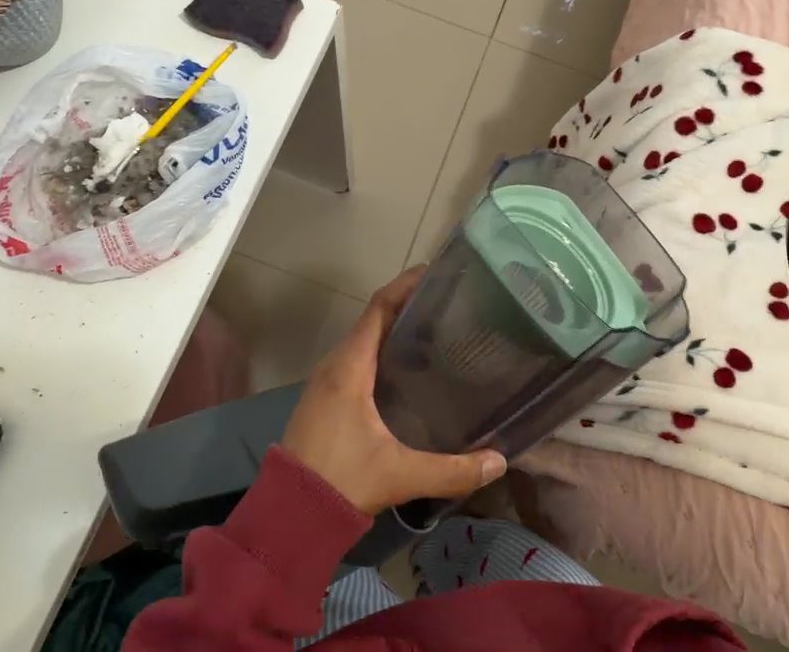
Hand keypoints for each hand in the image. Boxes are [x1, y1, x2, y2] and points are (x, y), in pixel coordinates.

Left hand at [282, 266, 506, 514]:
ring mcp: (324, 383)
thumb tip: (499, 461)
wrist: (289, 514)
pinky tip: (405, 376)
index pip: (378, 309)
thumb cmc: (343, 481)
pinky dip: (380, 355)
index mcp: (349, 368)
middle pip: (372, 321)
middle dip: (406, 308)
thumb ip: (452, 469)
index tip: (433, 273)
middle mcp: (334, 366)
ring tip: (433, 337)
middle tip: (446, 308)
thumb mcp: (401, 474)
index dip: (404, 286)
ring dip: (392, 334)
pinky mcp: (323, 400)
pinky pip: (354, 362)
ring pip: (362, 343)